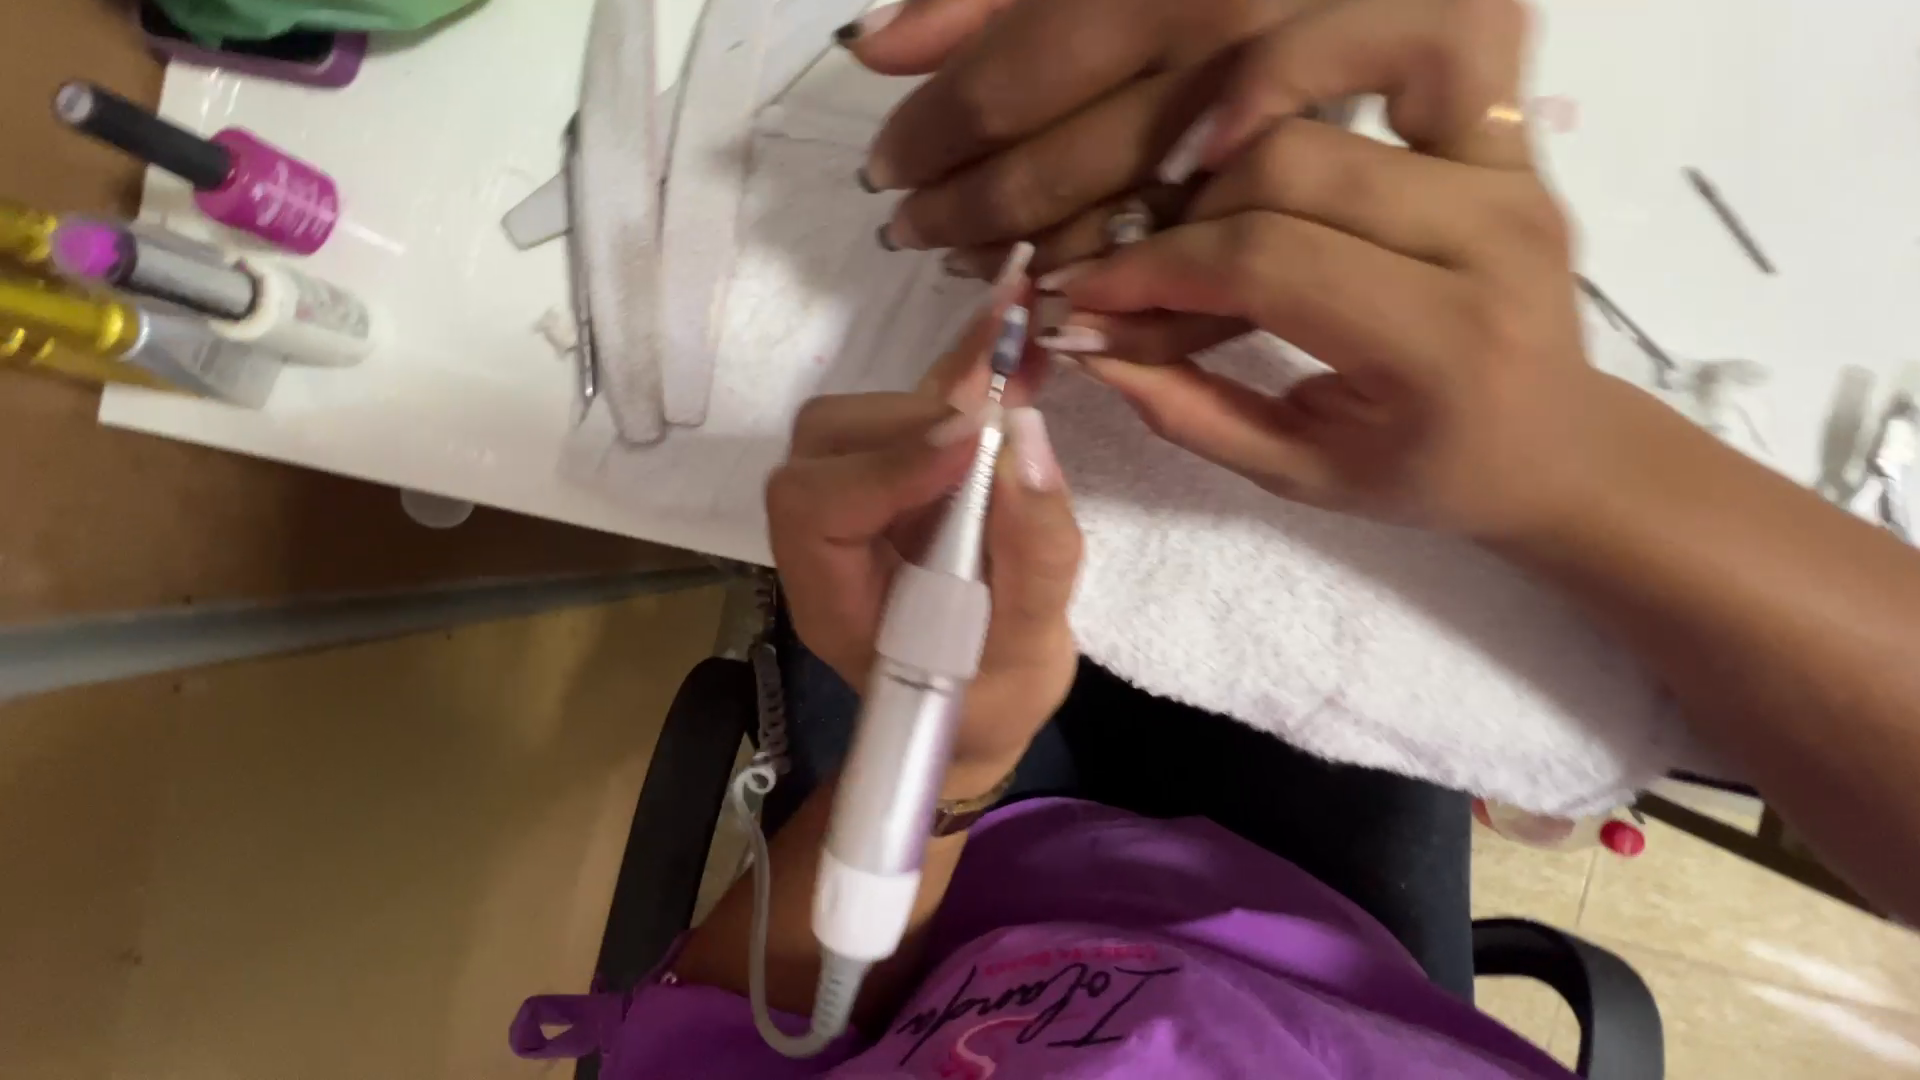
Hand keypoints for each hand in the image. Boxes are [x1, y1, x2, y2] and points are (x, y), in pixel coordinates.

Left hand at [766, 304, 1083, 789]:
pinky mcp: (898, 476)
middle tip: (1000, 415)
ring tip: (1018, 363)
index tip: (971, 446)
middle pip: (831, 443)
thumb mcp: (1027, 654)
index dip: (887, 467)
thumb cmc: (991, 701)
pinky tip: (1009, 317)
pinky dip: (964, 365)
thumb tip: (1026, 439)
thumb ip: (1030, 559)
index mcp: (832, 599)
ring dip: (944, 388)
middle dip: (918, 422)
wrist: (979, 704)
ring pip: (868, 415)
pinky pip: (917, 409)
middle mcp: (826, 539)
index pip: (817, 509)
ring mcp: (858, 500)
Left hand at [841, 0, 1314, 272]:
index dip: (926, 139)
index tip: (880, 170)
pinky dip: (1100, 311)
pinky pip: (1174, 298)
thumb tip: (866, 46)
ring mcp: (1258, 165)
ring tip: (958, 263)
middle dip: (957, 215)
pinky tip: (1046, 303)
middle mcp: (1222, 80)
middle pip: (1047, 178)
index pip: (1005, 89)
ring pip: (1101, 244)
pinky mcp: (1283, 227)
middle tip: (904, 231)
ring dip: (1015, 265)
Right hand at [1039, 0, 1616, 540]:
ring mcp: (1512, 168)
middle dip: (1177, 220)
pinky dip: (1353, 37)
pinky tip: (1279, 98)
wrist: (1546, 445)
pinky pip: (1450, 29)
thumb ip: (1187, 411)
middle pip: (1292, 168)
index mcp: (1439, 343)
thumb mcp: (1292, 473)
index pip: (1267, 264)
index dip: (1155, 271)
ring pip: (1359, 68)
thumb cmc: (1416, 474)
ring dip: (1244, 111)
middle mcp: (1491, 235)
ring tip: (1188, 178)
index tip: (1082, 297)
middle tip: (1122, 270)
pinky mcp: (1513, 135)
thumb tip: (1083, 345)